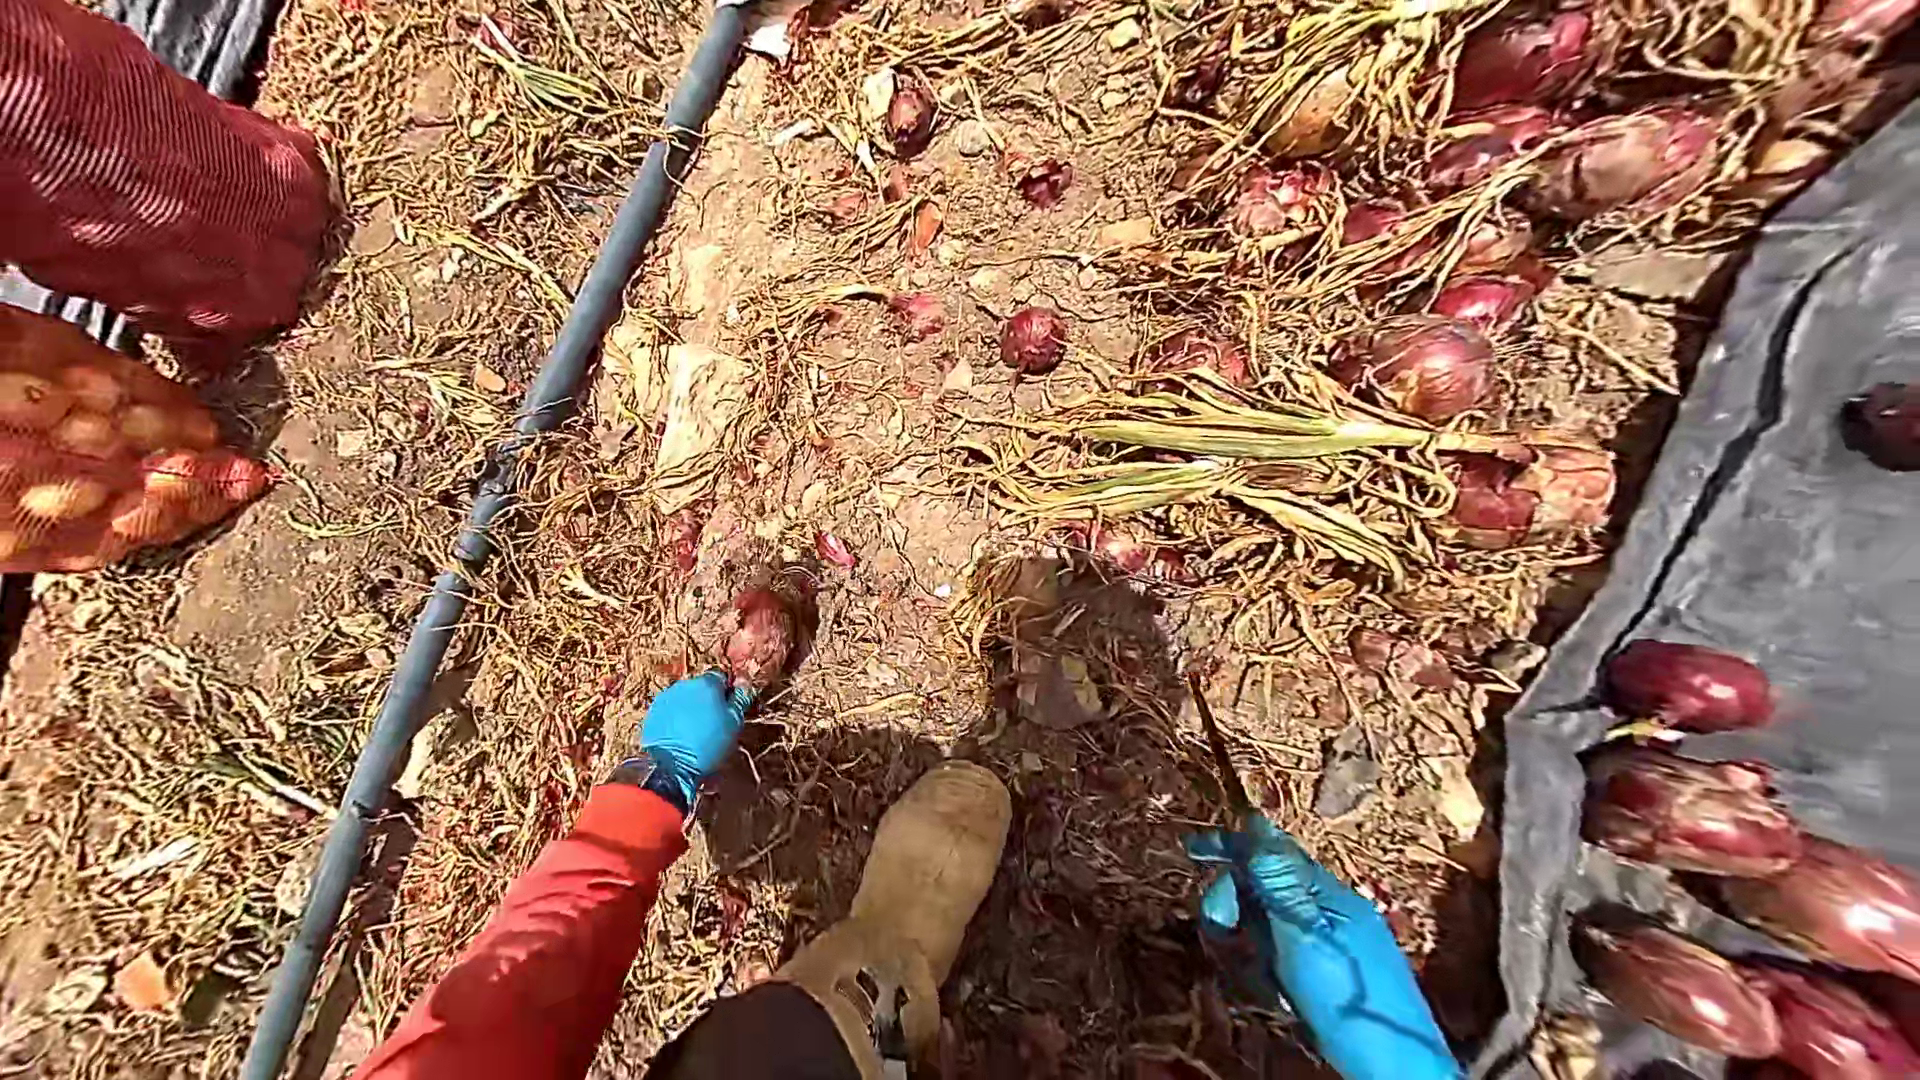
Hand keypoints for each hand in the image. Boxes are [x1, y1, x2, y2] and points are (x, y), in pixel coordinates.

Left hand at [638, 671, 752, 809]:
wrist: (669, 768)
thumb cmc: (707, 745)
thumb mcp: (734, 723)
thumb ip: (740, 700)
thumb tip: (745, 686)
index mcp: (707, 683)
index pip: (722, 676)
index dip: (728, 691)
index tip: (731, 706)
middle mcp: (685, 684)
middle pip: (703, 686)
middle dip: (709, 699)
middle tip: (716, 721)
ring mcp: (666, 698)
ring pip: (686, 697)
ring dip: (693, 707)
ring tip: (697, 730)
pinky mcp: (653, 713)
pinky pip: (671, 709)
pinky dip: (677, 717)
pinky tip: (682, 734)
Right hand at [1186, 815, 1460, 1079]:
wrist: (1402, 1076)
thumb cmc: (1348, 999)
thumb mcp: (1305, 934)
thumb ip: (1276, 880)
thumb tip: (1253, 819)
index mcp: (1323, 891)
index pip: (1269, 846)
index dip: (1230, 844)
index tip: (1191, 850)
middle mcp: (1326, 907)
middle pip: (1261, 884)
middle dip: (1233, 904)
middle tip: (1223, 933)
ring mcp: (1329, 941)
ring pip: (1267, 920)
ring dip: (1249, 943)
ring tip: (1257, 979)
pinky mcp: (1328, 974)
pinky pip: (1281, 951)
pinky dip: (1267, 966)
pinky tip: (1275, 995)